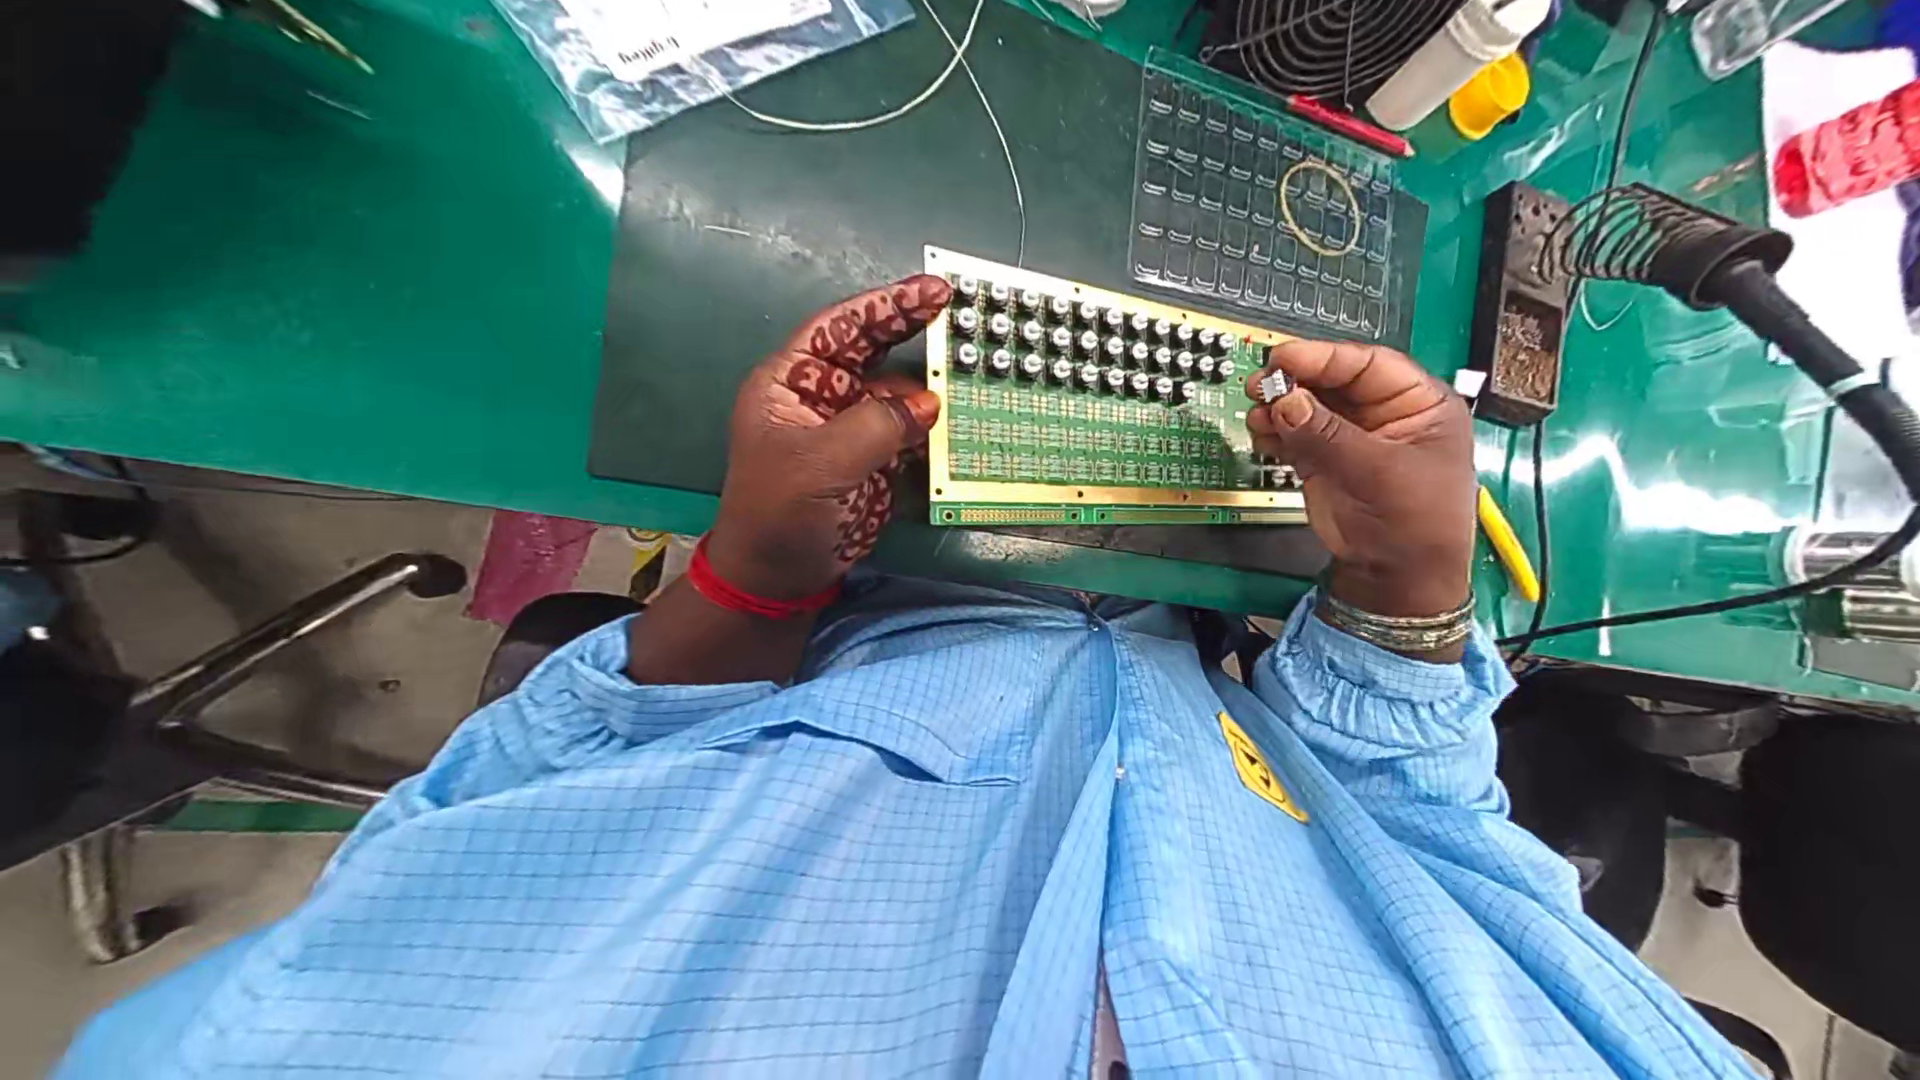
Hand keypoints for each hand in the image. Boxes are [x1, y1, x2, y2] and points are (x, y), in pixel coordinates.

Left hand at [706, 274, 953, 599]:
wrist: (780, 575)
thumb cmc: (780, 514)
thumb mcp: (820, 464)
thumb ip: (876, 427)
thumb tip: (929, 403)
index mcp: (793, 382)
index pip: (841, 328)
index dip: (886, 306)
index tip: (932, 290)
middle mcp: (825, 396)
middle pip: (875, 351)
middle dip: (913, 332)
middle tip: (958, 314)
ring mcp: (852, 427)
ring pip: (899, 394)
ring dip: (931, 387)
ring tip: (969, 376)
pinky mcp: (875, 458)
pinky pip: (910, 432)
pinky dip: (933, 427)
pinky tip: (959, 421)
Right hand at [1245, 341, 1475, 618]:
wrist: (1393, 576)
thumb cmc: (1412, 522)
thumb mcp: (1378, 472)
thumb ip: (1329, 435)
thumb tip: (1286, 402)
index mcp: (1416, 405)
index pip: (1368, 366)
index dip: (1324, 358)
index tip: (1282, 358)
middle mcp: (1380, 415)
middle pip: (1331, 383)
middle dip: (1294, 382)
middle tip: (1260, 385)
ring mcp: (1347, 437)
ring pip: (1306, 408)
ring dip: (1278, 407)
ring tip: (1256, 414)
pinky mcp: (1321, 460)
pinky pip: (1292, 435)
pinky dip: (1273, 432)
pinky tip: (1260, 434)